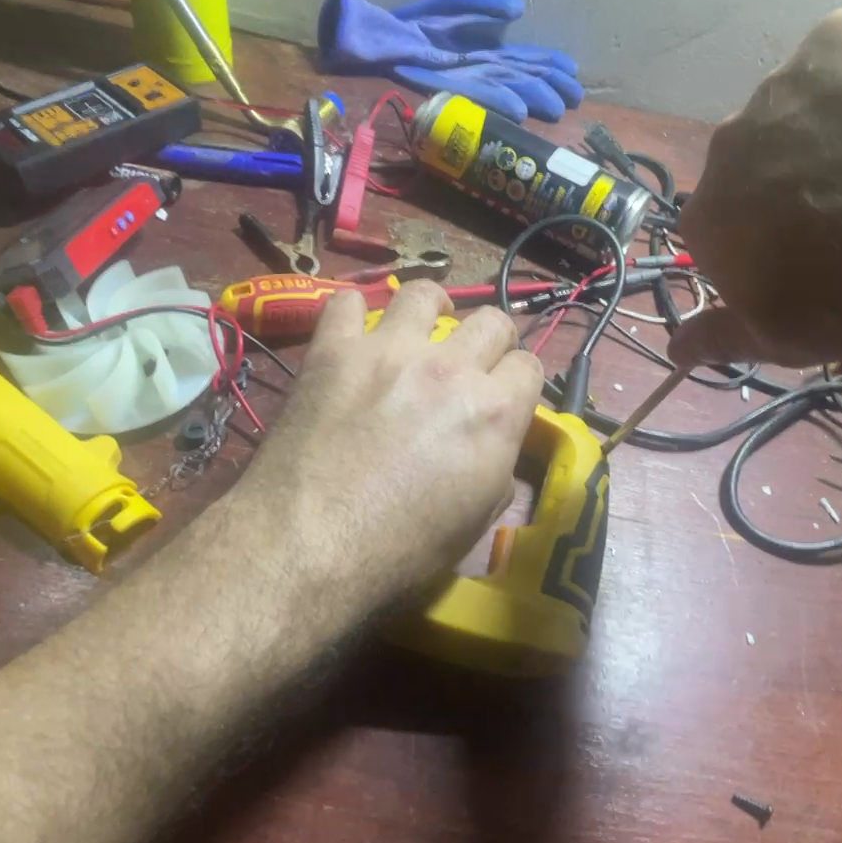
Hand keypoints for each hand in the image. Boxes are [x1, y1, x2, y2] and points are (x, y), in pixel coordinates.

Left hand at [228, 281, 544, 607]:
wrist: (312, 541)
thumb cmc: (402, 549)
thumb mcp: (475, 524)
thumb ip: (496, 472)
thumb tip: (492, 449)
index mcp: (494, 412)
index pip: (529, 367)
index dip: (519, 382)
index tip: (504, 394)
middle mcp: (450, 368)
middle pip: (490, 321)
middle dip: (490, 340)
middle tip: (469, 363)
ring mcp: (389, 350)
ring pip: (424, 293)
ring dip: (431, 307)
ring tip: (420, 327)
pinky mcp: (334, 350)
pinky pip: (347, 303)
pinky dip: (355, 313)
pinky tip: (355, 333)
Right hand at [669, 0, 841, 368]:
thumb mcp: (782, 339)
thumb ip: (720, 337)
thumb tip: (674, 351)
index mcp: (712, 208)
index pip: (722, 222)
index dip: (764, 239)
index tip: (808, 260)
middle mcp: (738, 131)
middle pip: (768, 155)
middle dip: (804, 177)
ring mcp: (802, 71)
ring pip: (823, 100)